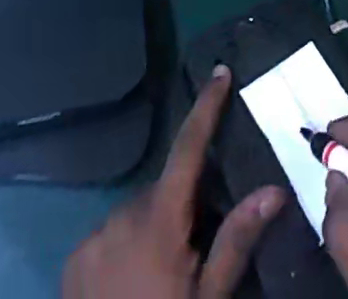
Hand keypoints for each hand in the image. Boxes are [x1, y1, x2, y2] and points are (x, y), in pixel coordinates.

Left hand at [63, 64, 288, 297]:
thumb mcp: (211, 298)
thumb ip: (237, 240)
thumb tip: (274, 190)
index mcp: (159, 221)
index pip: (188, 149)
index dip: (205, 107)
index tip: (219, 72)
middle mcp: (121, 215)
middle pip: (164, 191)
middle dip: (184, 205)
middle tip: (199, 246)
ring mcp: (93, 235)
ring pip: (137, 215)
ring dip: (155, 229)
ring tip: (164, 277)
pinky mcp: (73, 257)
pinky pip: (110, 235)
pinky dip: (127, 247)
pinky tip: (134, 284)